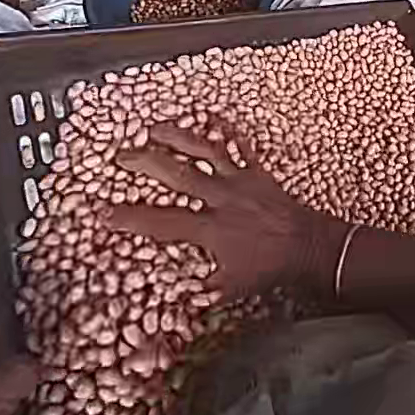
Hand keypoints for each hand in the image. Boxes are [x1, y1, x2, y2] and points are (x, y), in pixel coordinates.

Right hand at [106, 121, 348, 297]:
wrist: (309, 246)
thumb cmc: (271, 268)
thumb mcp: (231, 286)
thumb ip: (201, 286)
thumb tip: (177, 297)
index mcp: (211, 229)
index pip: (162, 222)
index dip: (131, 218)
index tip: (104, 212)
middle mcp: (222, 199)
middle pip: (179, 176)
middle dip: (147, 164)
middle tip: (121, 155)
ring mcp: (241, 182)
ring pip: (207, 153)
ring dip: (180, 138)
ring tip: (156, 128)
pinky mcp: (258, 174)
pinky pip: (241, 149)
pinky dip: (228, 133)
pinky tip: (214, 118)